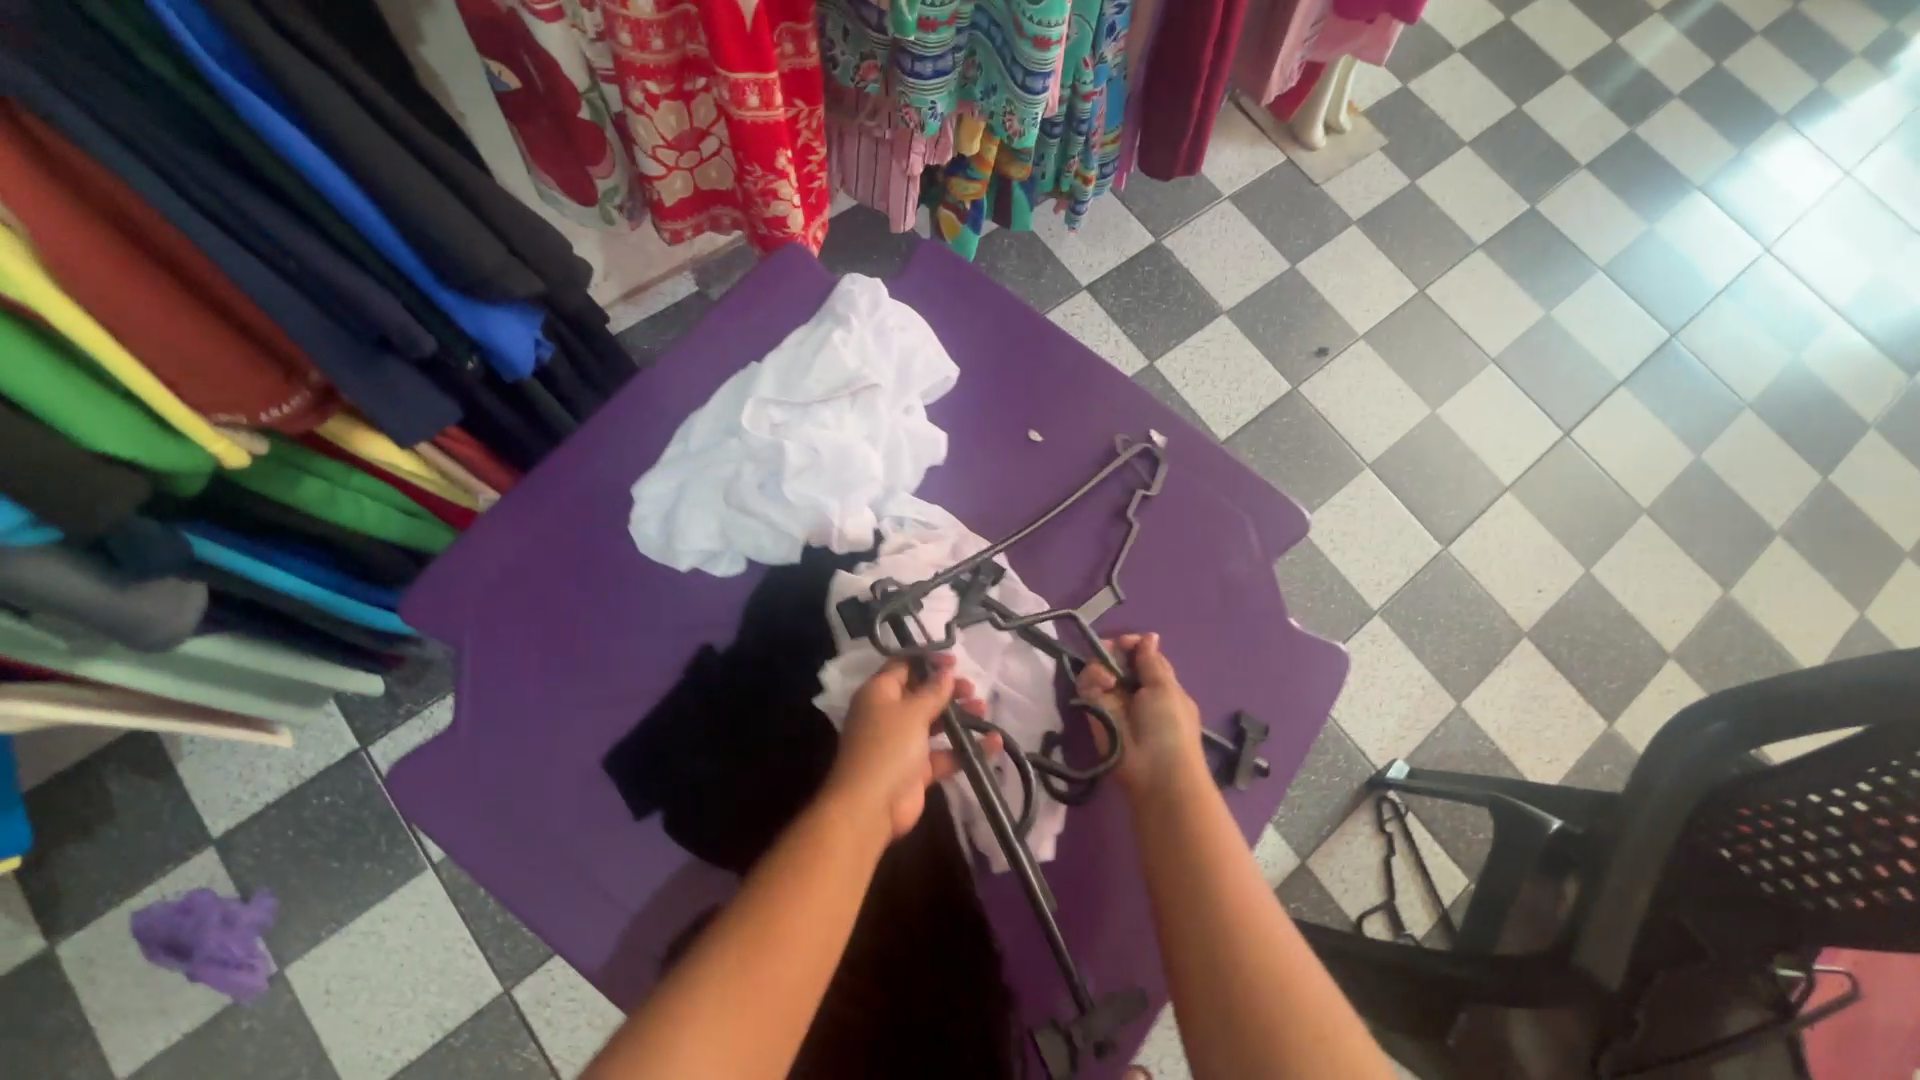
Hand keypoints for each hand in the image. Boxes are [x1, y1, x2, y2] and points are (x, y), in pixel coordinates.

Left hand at [826, 654, 998, 840]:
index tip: (955, 662)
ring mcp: (903, 744)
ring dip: (960, 716)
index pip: (902, 666)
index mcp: (878, 694)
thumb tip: (946, 672)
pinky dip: (966, 749)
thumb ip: (932, 691)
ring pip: (935, 723)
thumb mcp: (911, 712)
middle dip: (948, 690)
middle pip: (921, 694)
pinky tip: (993, 742)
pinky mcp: (917, 769)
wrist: (870, 807)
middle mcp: (888, 715)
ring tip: (983, 710)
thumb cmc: (887, 748)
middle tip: (972, 689)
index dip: (927, 661)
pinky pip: (945, 754)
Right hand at [1076, 633, 1203, 798]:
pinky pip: (1086, 685)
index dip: (1133, 645)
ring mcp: (1112, 700)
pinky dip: (1091, 679)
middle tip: (1112, 651)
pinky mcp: (1093, 711)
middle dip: (1113, 651)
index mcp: (1158, 684)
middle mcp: (1133, 690)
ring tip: (1108, 678)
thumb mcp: (1166, 688)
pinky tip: (1103, 685)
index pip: (1141, 656)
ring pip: (1098, 670)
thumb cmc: (1170, 727)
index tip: (1129, 643)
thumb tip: (1150, 637)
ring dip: (1101, 666)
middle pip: (1117, 659)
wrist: (1154, 772)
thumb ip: (1152, 661)